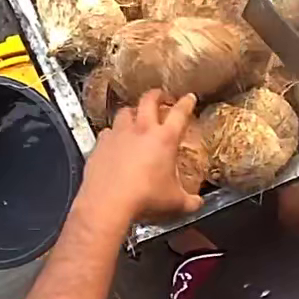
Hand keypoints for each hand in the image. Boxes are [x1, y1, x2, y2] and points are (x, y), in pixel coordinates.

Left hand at [77, 89, 204, 225]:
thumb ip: (190, 201)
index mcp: (164, 139)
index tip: (189, 98)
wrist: (108, 203)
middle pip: (149, 100)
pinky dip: (113, 133)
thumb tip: (197, 204)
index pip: (180, 112)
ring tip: (136, 116)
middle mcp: (141, 130)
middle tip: (161, 96)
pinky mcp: (100, 145)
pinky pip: (107, 132)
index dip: (187, 103)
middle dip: (157, 95)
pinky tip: (115, 141)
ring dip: (133, 112)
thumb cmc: (145, 198)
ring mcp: (118, 135)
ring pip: (125, 112)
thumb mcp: (175, 202)